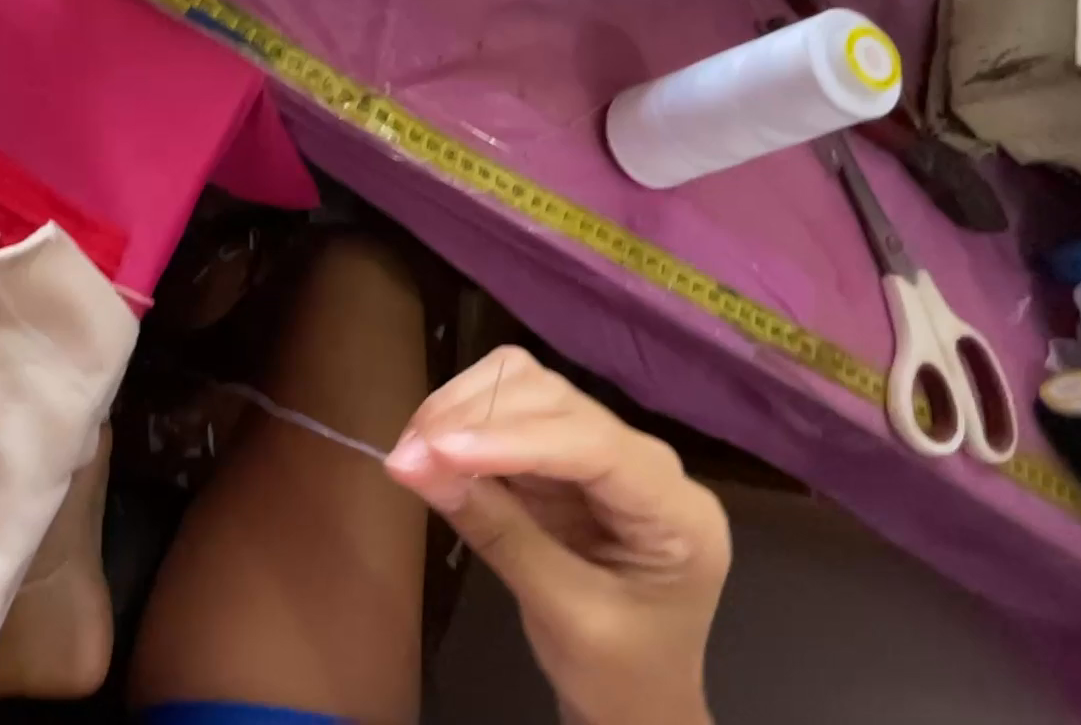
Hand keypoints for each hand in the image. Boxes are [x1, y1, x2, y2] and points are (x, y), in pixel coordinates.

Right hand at [385, 349, 729, 724]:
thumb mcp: (564, 614)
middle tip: (406, 457)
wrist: (635, 699)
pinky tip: (428, 446)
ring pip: (523, 386)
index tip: (436, 450)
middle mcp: (641, 461)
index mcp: (674, 511)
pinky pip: (502, 409)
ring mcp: (596, 449)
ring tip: (411, 450)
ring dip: (458, 408)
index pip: (594, 446)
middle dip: (473, 418)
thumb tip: (413, 467)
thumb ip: (497, 533)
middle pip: (552, 397)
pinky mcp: (555, 450)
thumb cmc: (619, 672)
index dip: (512, 440)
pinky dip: (457, 418)